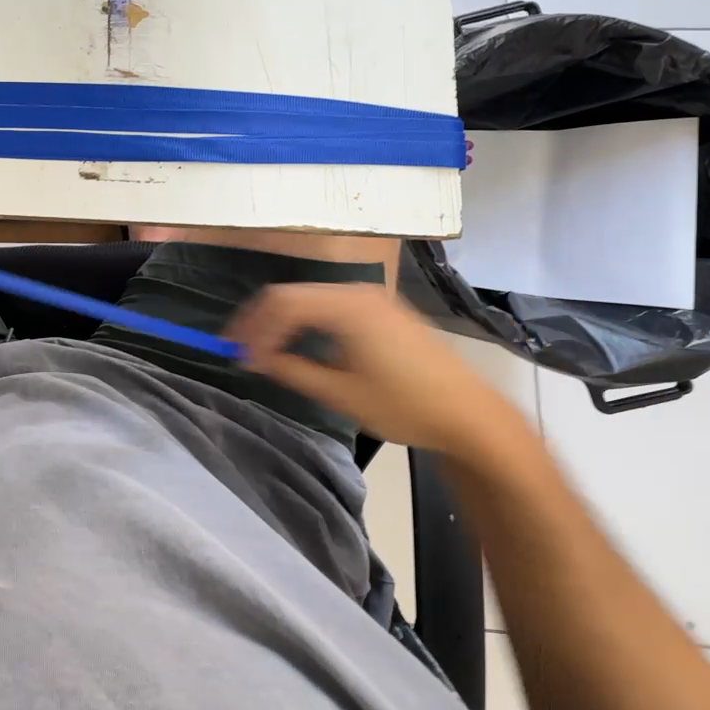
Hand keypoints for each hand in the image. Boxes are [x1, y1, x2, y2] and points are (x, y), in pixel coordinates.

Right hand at [227, 284, 526, 459]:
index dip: (253, 329)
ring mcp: (373, 298)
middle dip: (262, 322)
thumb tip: (253, 358)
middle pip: (292, 295)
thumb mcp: (340, 393)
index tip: (236, 356)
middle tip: (241, 350)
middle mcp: (358, 291)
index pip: (281, 304)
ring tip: (264, 350)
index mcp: (346, 307)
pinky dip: (306, 321)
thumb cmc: (406, 406)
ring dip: (282, 321)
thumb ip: (291, 370)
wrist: (473, 417)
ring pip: (310, 299)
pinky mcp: (383, 310)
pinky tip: (299, 344)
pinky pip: (330, 305)